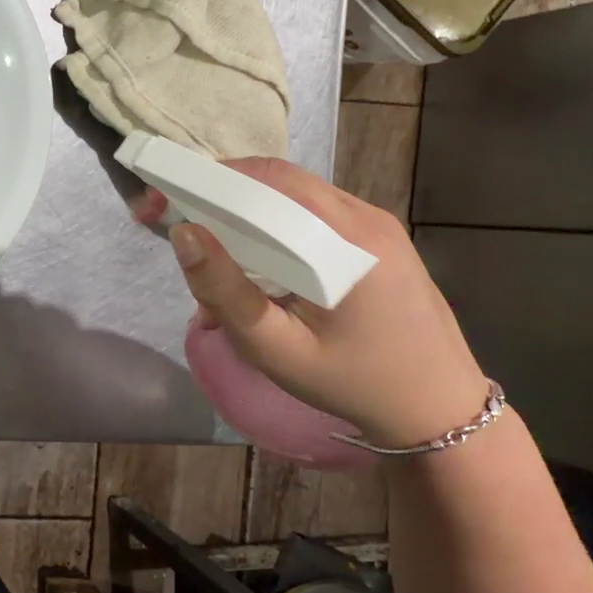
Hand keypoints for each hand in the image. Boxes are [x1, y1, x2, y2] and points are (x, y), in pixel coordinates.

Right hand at [143, 158, 488, 449]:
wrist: (439, 411)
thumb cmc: (352, 383)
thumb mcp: (274, 347)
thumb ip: (225, 290)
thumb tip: (182, 232)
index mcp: (347, 238)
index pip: (263, 182)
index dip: (200, 183)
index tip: (154, 205)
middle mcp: (364, 218)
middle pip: (272, 182)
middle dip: (212, 195)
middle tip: (165, 222)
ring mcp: (373, 226)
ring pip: (287, 197)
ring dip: (237, 212)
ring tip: (204, 252)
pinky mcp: (374, 240)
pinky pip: (306, 215)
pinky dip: (265, 226)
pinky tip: (248, 263)